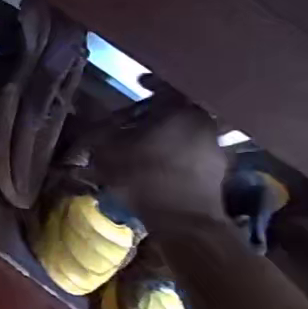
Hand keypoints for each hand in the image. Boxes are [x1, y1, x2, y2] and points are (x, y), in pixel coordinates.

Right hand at [92, 91, 228, 224]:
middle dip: (156, 115)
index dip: (148, 84)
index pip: (166, 86)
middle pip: (177, 111)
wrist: (185, 224)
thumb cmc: (144, 176)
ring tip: (144, 147)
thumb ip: (98, 128)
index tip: (136, 85)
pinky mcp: (219, 175)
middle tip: (135, 120)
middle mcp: (206, 123)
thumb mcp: (107, 149)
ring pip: (185, 134)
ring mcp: (217, 150)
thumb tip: (88, 113)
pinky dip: (175, 156)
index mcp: (182, 109)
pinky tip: (157, 166)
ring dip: (166, 137)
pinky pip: (192, 155)